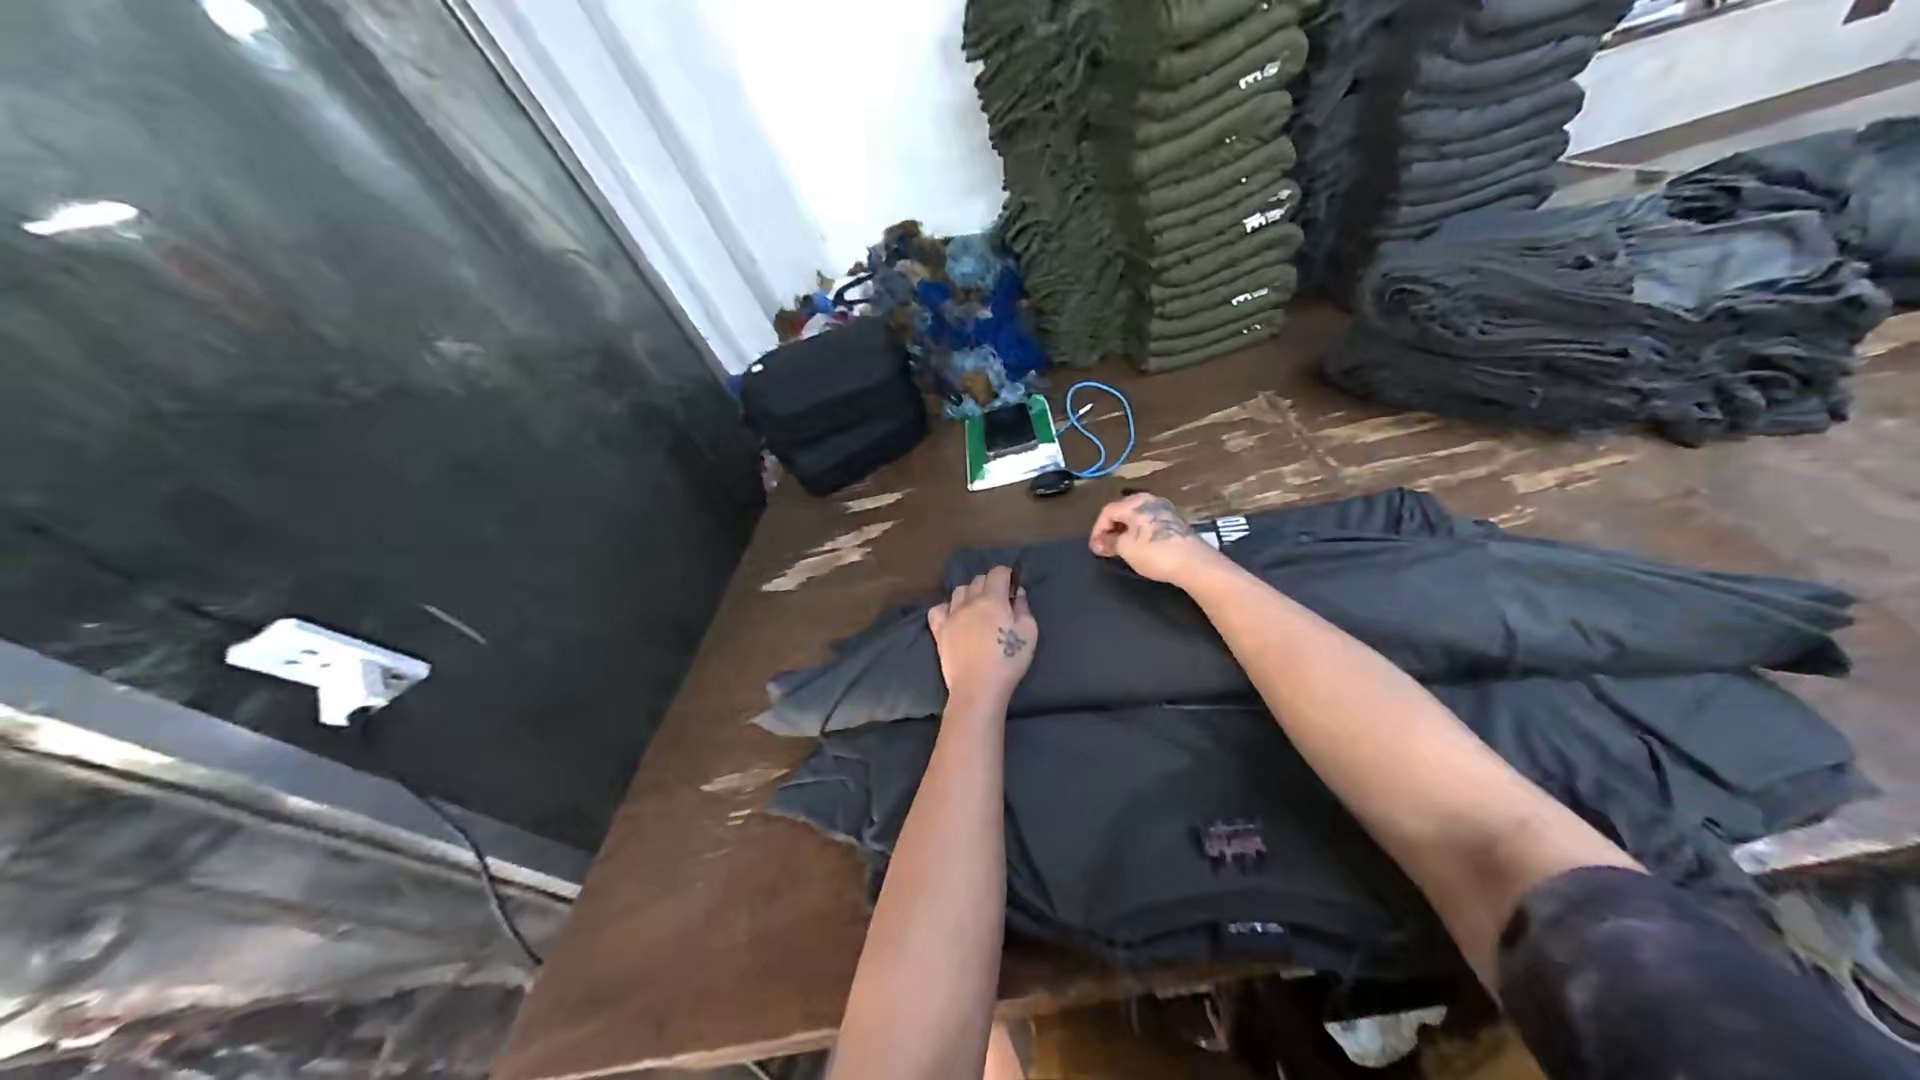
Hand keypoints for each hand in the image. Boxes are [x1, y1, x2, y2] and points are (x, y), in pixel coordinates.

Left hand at [927, 565, 1037, 707]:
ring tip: (978, 607)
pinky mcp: (939, 630)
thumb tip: (1017, 594)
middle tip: (999, 599)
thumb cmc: (1008, 661)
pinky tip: (955, 616)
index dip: (1006, 575)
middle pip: (978, 579)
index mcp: (992, 599)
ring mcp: (951, 615)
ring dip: (970, 593)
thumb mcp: (1029, 633)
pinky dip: (947, 607)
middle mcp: (969, 601)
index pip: (997, 572)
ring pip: (958, 591)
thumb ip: (1024, 608)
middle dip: (990, 583)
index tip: (1012, 585)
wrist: (978, 688)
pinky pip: (938, 609)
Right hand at [1088, 492, 1226, 586]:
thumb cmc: (1155, 553)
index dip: (1097, 530)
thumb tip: (1099, 542)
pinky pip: (1148, 521)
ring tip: (1119, 548)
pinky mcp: (1174, 520)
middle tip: (1105, 547)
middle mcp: (1149, 500)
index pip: (1107, 511)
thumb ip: (1109, 542)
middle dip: (1110, 529)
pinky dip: (1138, 531)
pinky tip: (1138, 546)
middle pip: (1122, 511)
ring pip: (1136, 516)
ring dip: (1124, 530)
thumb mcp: (1126, 549)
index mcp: (1135, 503)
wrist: (1195, 563)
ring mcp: (1164, 509)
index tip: (1095, 548)